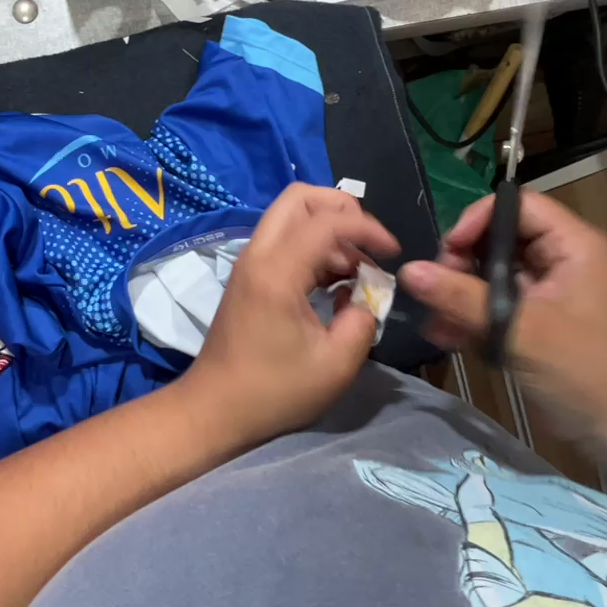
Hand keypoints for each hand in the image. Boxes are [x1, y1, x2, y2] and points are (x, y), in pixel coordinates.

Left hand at [181, 183, 400, 444]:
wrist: (214, 409)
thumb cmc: (273, 391)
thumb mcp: (335, 365)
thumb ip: (362, 321)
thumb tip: (365, 298)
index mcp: (277, 271)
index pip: (328, 221)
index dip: (368, 228)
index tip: (393, 254)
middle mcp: (258, 255)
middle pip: (299, 197)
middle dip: (343, 209)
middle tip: (370, 244)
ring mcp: (249, 263)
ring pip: (290, 216)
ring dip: (329, 230)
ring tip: (358, 271)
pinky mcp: (248, 276)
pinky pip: (284, 239)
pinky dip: (313, 246)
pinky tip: (336, 282)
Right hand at [397, 189, 606, 443]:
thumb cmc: (585, 372)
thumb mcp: (519, 330)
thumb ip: (461, 298)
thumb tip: (407, 271)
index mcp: (573, 246)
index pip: (516, 205)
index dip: (477, 219)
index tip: (448, 251)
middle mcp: (561, 260)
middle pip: (498, 237)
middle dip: (461, 261)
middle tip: (437, 289)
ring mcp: (549, 292)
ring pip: (491, 273)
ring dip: (459, 293)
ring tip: (435, 319)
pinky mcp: (537, 321)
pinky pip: (494, 304)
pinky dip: (470, 316)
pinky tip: (445, 336)